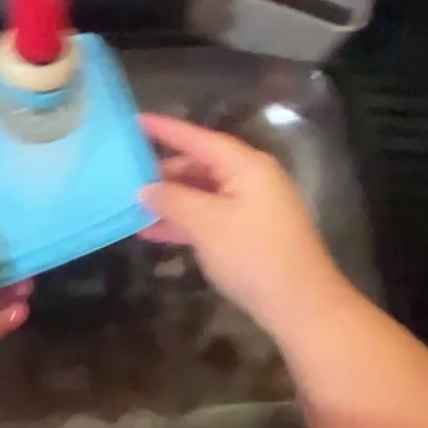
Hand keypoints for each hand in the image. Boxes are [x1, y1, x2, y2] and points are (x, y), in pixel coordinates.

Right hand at [138, 114, 357, 338]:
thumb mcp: (208, 224)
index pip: (199, 139)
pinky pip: (209, 216)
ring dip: (170, 201)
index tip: (134, 121)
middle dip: (164, 171)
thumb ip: (173, 200)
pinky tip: (153, 232)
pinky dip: (184, 222)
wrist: (302, 306)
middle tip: (125, 174)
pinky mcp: (248, 233)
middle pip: (200, 165)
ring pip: (202, 193)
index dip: (166, 130)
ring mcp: (251, 207)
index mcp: (246, 166)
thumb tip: (145, 188)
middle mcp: (250, 179)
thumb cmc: (254, 255)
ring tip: (131, 206)